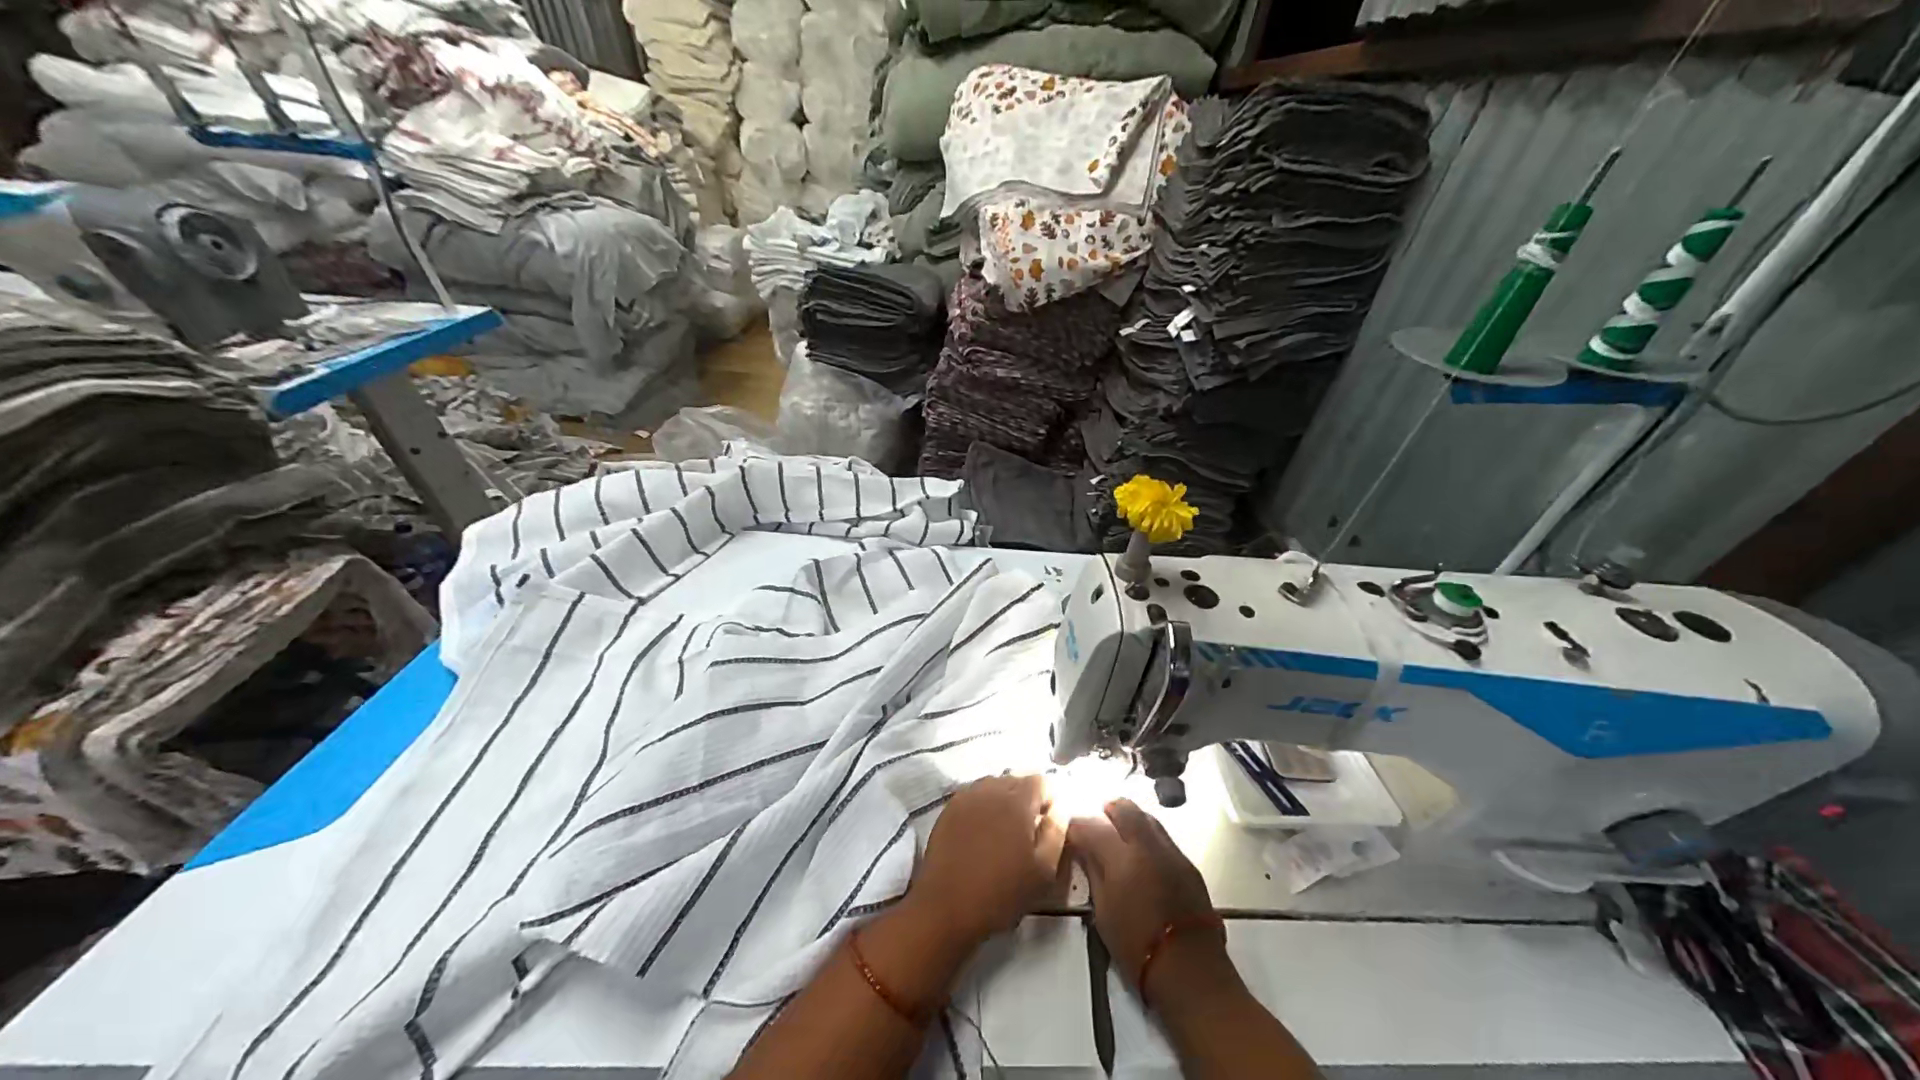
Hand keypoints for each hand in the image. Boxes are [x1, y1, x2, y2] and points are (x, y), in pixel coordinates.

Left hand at [907, 774, 1066, 946]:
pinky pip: (974, 796)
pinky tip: (982, 834)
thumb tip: (1059, 807)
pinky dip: (983, 807)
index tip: (1048, 825)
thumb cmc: (1001, 892)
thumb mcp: (1044, 869)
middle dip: (1028, 799)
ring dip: (1004, 801)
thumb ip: (1057, 831)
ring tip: (1005, 833)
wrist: (946, 907)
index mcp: (1017, 800)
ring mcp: (966, 797)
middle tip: (1028, 832)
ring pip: (994, 786)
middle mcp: (990, 789)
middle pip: (1017, 780)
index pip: (1042, 781)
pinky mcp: (948, 809)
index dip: (1050, 800)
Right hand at [1068, 799, 1225, 996]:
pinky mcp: (1188, 864)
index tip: (1068, 831)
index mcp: (1121, 858)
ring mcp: (1172, 853)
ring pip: (1147, 818)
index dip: (1076, 826)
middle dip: (1107, 811)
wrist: (1190, 970)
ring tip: (1118, 834)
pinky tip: (1141, 853)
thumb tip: (1084, 850)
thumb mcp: (1103, 911)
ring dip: (1130, 819)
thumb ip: (1093, 872)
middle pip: (1125, 809)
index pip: (1091, 826)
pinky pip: (1162, 837)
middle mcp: (1148, 846)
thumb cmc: (1137, 947)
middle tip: (1096, 822)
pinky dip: (1147, 835)